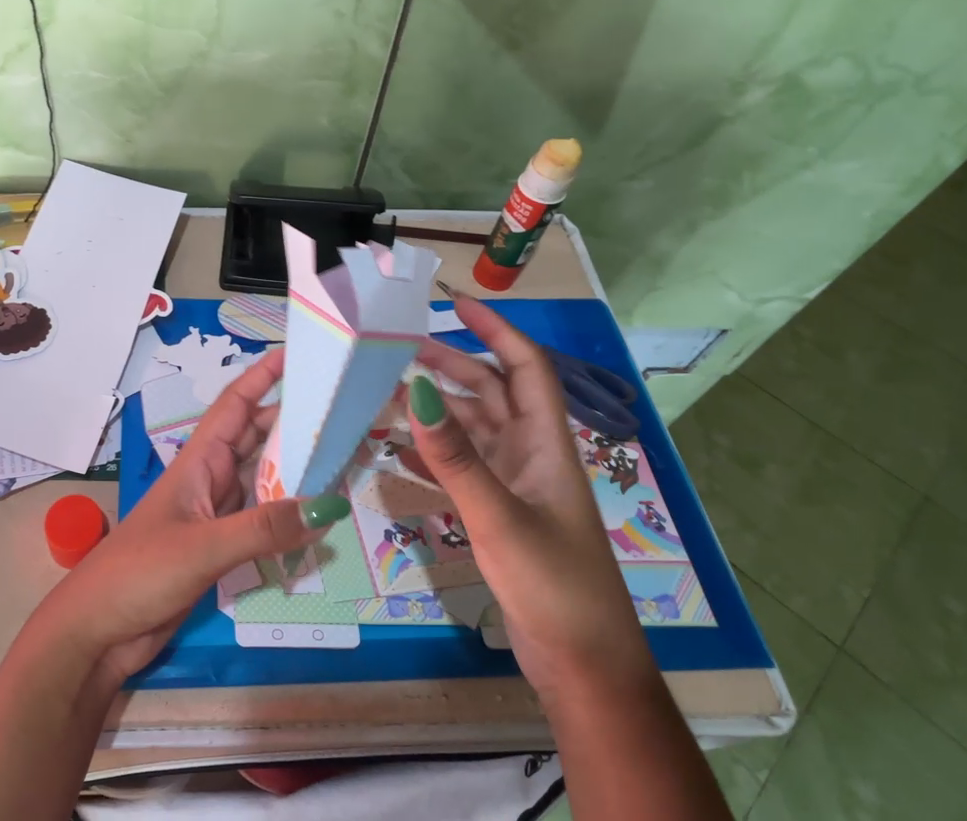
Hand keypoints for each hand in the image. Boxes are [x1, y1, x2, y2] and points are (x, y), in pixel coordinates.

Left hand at [30, 348, 350, 685]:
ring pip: (260, 480)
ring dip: (295, 469)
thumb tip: (329, 508)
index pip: (235, 407)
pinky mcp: (217, 550)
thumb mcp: (202, 547)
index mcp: (196, 464)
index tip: (298, 353)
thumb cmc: (138, 574)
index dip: (263, 377)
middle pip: (254, 439)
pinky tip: (315, 516)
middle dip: (293, 422)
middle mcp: (207, 482)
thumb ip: (263, 529)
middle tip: (342, 412)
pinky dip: (287, 514)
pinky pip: (260, 520)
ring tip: (341, 456)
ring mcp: (212, 517)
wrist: (96, 633)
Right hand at [402, 297, 652, 692]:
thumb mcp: (499, 516)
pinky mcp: (499, 515)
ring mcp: (515, 485)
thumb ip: (455, 457)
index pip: (524, 366)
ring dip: (434, 412)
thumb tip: (415, 390)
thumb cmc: (554, 584)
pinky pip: (460, 470)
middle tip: (398, 349)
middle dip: (450, 365)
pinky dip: (430, 457)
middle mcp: (532, 454)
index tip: (454, 302)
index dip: (495, 329)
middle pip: (491, 392)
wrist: (583, 663)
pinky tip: (393, 454)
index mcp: (546, 443)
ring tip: (383, 397)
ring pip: (472, 431)